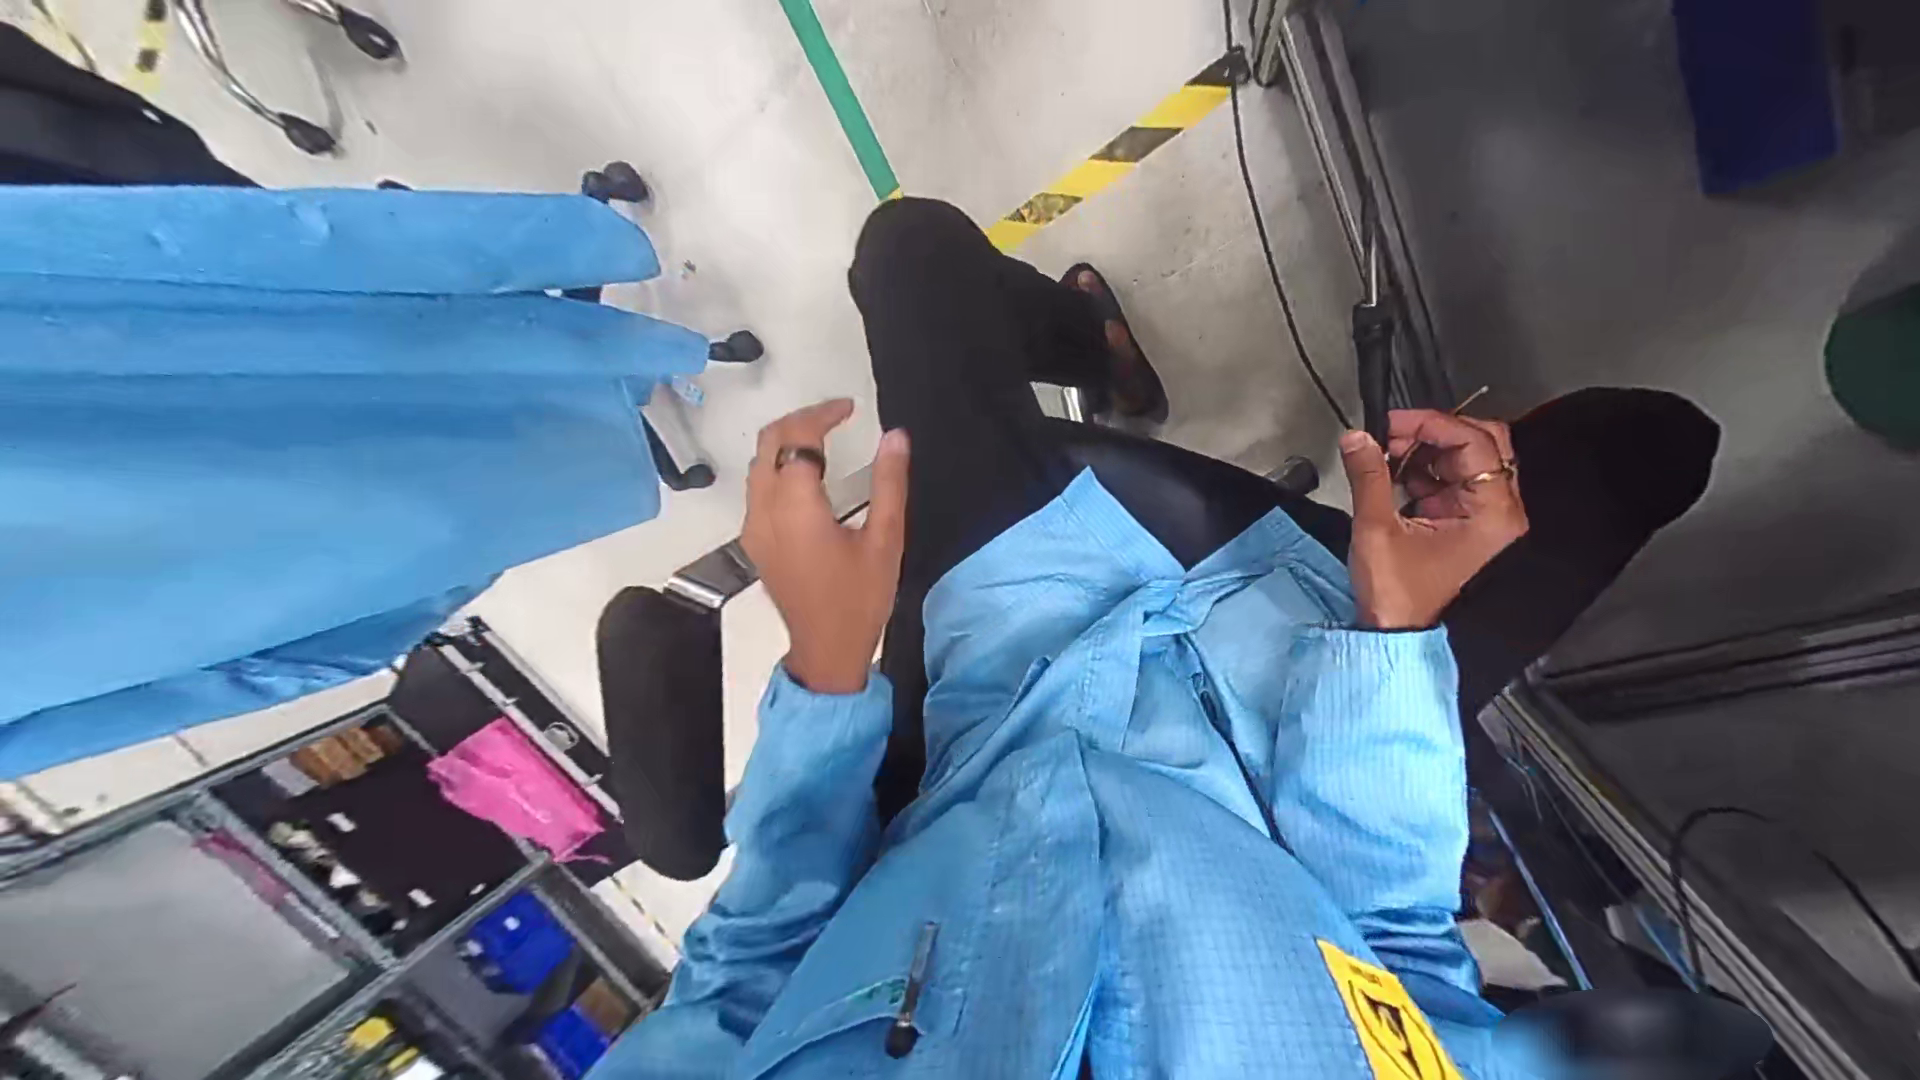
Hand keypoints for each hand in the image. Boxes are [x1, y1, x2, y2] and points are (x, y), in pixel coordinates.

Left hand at [741, 399, 909, 693]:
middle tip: (836, 415)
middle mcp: (764, 511)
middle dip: (800, 419)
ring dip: (787, 440)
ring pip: (758, 463)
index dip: (822, 414)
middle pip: (768, 441)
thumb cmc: (860, 598)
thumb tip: (896, 436)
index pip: (798, 439)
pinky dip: (779, 465)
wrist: (826, 649)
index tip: (850, 408)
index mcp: (796, 508)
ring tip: (825, 437)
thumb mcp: (886, 540)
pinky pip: (758, 486)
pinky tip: (809, 474)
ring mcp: (753, 526)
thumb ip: (889, 484)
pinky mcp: (754, 540)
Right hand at [1338, 409, 1527, 629]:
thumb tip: (1356, 437)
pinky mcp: (1460, 521)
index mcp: (1491, 512)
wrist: (1395, 628)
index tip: (1391, 423)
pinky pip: (1448, 480)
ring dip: (1424, 450)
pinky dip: (1420, 469)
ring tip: (1383, 453)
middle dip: (1434, 433)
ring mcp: (1480, 515)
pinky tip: (1390, 473)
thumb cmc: (1394, 588)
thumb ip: (1369, 477)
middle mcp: (1498, 510)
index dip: (1433, 425)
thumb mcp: (1376, 528)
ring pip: (1465, 461)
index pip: (1476, 444)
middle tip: (1390, 434)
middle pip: (1481, 446)